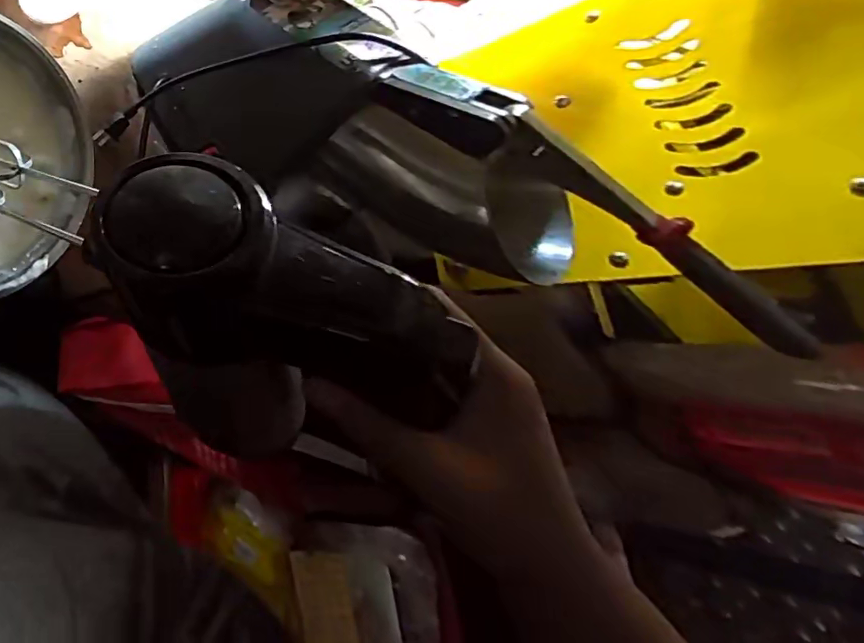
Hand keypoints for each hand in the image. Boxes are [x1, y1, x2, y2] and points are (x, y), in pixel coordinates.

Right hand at [304, 290, 599, 584]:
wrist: (554, 574)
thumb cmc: (499, 512)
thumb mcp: (424, 466)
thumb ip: (366, 423)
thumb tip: (309, 383)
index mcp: (495, 370)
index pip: (441, 308)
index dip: (394, 293)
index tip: (347, 289)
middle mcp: (499, 372)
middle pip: (435, 327)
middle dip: (386, 320)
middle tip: (335, 315)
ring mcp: (495, 394)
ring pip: (435, 354)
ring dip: (395, 349)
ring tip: (343, 339)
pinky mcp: (486, 415)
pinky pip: (440, 378)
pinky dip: (407, 375)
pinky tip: (372, 379)